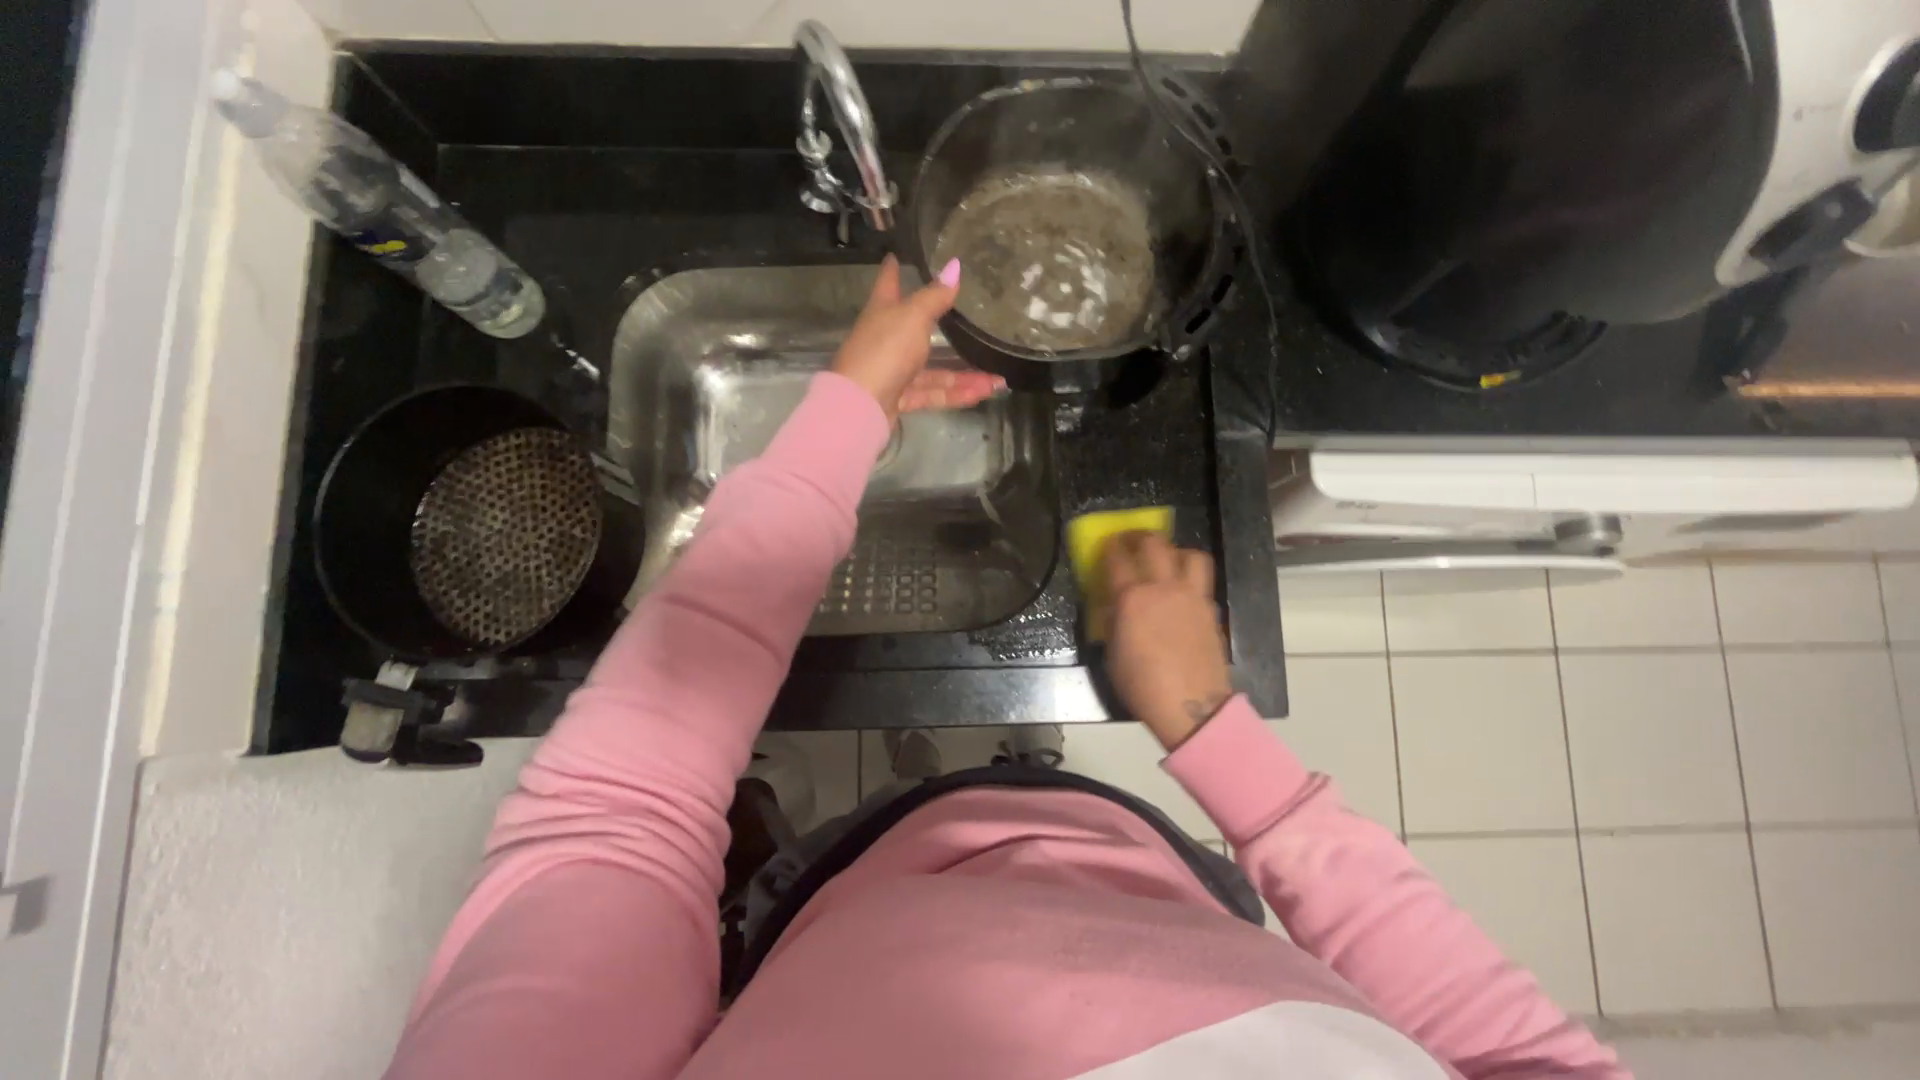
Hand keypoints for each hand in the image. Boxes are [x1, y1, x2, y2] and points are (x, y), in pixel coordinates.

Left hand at [832, 255, 1004, 421]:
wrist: (861, 405)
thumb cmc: (884, 350)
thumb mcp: (913, 317)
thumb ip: (936, 296)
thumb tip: (955, 265)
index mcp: (882, 312)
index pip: (887, 284)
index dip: (892, 270)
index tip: (894, 256)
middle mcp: (886, 340)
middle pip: (917, 329)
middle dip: (944, 328)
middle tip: (973, 322)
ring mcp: (893, 371)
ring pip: (933, 371)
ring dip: (965, 376)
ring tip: (998, 378)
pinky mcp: (900, 398)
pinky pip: (933, 394)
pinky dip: (957, 394)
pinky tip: (983, 393)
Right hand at [1103, 531, 1232, 750]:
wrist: (1190, 705)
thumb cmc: (1142, 685)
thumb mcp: (1112, 655)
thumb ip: (1113, 623)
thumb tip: (1115, 608)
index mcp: (1132, 599)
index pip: (1117, 559)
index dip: (1109, 548)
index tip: (1107, 545)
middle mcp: (1163, 588)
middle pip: (1154, 544)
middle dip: (1140, 537)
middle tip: (1133, 541)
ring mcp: (1191, 597)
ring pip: (1189, 554)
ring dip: (1175, 551)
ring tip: (1167, 559)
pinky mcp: (1210, 609)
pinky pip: (1202, 581)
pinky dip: (1190, 578)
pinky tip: (1182, 591)